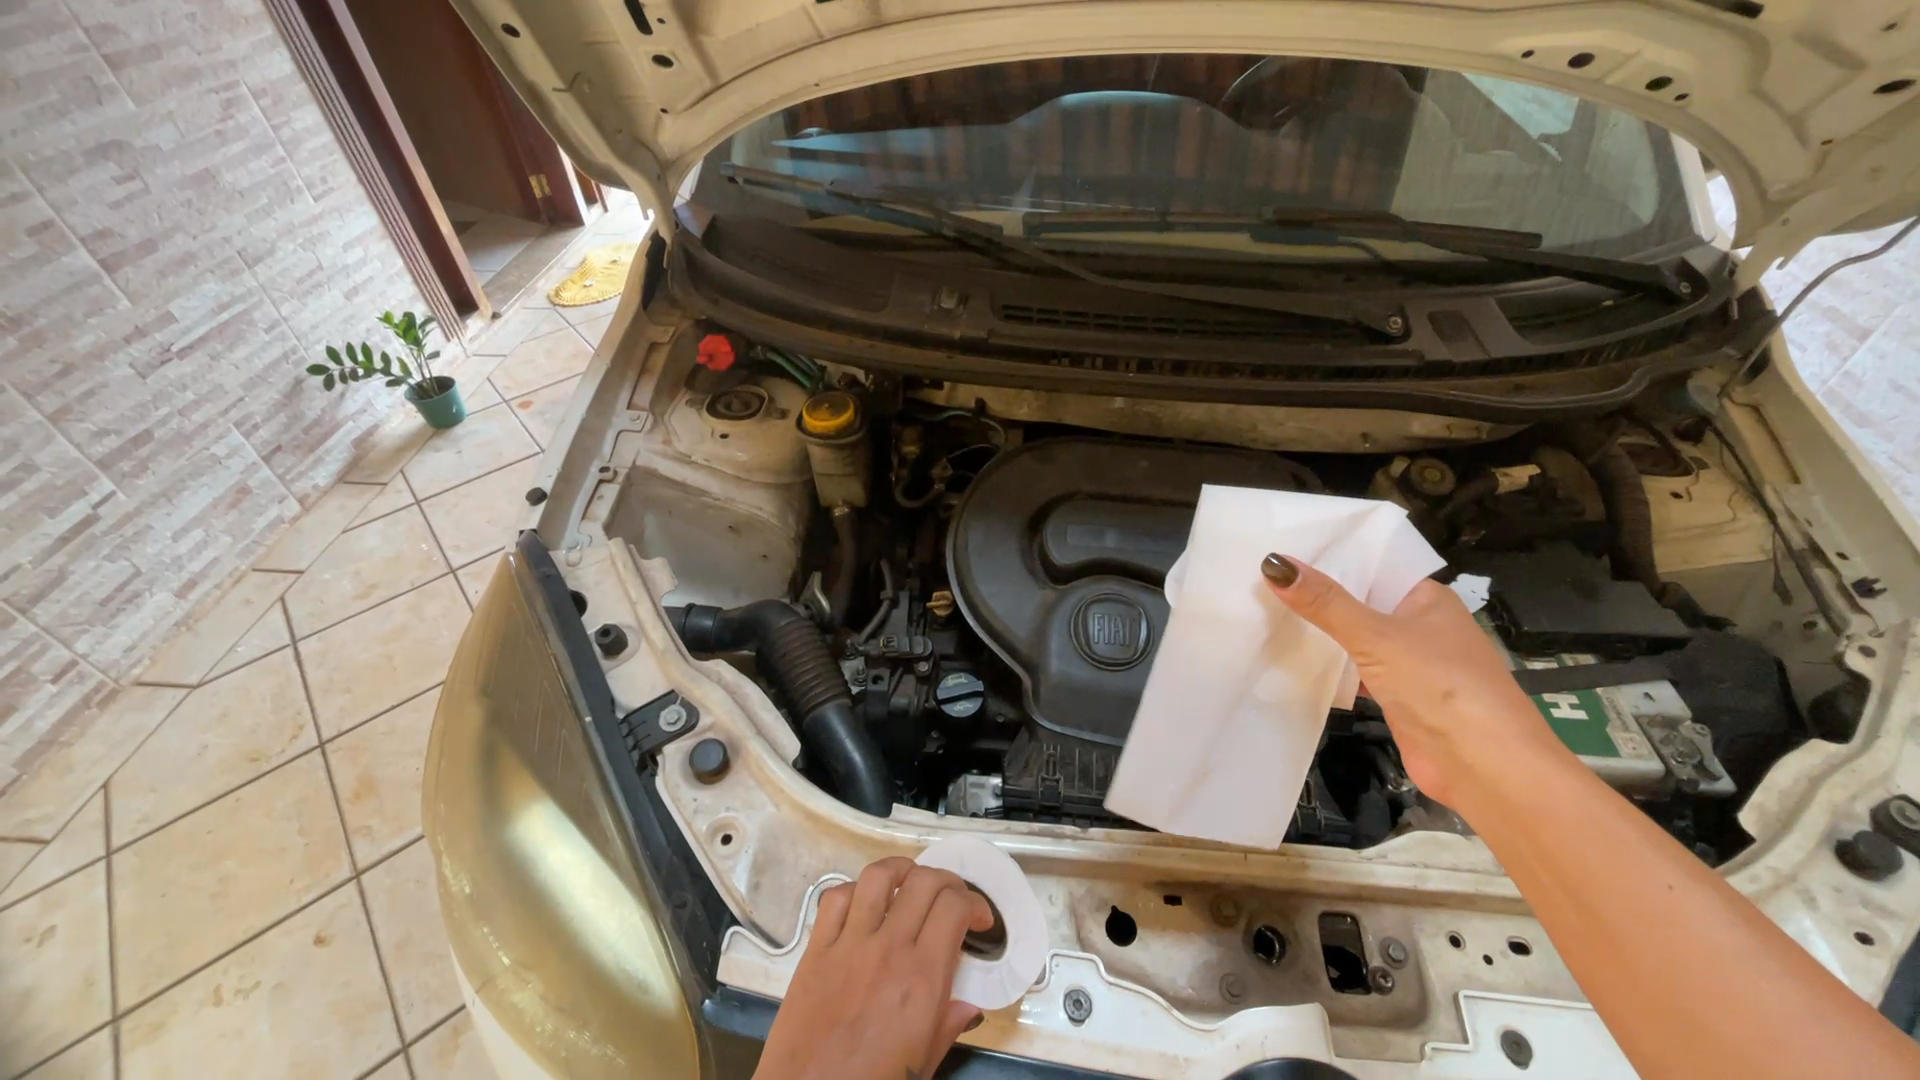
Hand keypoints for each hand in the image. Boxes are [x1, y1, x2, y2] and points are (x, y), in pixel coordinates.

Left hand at [755, 857, 992, 1079]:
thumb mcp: (921, 1064)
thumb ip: (948, 1026)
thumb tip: (967, 1004)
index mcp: (922, 980)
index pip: (954, 907)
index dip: (974, 903)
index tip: (979, 919)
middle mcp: (888, 950)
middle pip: (924, 882)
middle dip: (948, 881)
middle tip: (953, 900)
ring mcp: (848, 944)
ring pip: (878, 876)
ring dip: (902, 870)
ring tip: (912, 881)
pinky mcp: (816, 948)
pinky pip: (836, 897)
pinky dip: (856, 889)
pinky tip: (867, 902)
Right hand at [1261, 554, 1572, 807]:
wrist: (1485, 766)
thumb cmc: (1440, 685)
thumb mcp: (1376, 636)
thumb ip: (1325, 602)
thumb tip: (1274, 561)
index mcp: (1426, 597)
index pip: (1371, 565)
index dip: (1328, 556)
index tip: (1277, 547)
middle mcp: (1420, 625)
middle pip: (1359, 602)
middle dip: (1315, 595)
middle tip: (1256, 577)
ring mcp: (1409, 663)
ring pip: (1354, 638)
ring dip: (1319, 632)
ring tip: (1263, 610)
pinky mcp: (1396, 698)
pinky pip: (1353, 671)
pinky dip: (1327, 666)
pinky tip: (1290, 657)